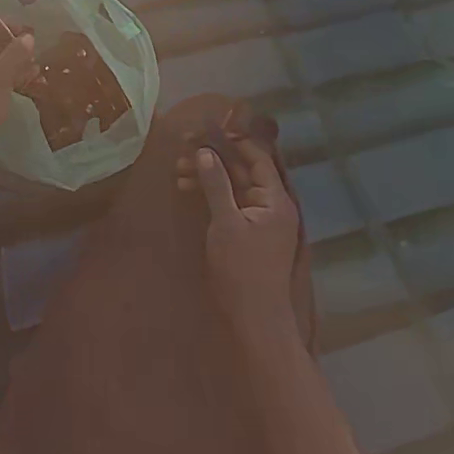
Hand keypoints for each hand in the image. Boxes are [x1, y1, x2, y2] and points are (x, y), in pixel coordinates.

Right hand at [179, 136, 300, 329]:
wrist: (254, 324)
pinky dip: (212, 195)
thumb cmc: (242, 271)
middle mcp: (272, 206)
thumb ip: (216, 184)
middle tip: (185, 149)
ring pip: (234, 187)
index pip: (258, 158)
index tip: (207, 130)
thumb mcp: (226, 223)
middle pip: (243, 171)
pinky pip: (230, 204)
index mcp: (275, 200)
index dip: (234, 141)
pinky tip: (188, 189)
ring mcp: (261, 221)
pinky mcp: (248, 235)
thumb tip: (206, 152)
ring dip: (209, 176)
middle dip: (215, 158)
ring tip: (178, 170)